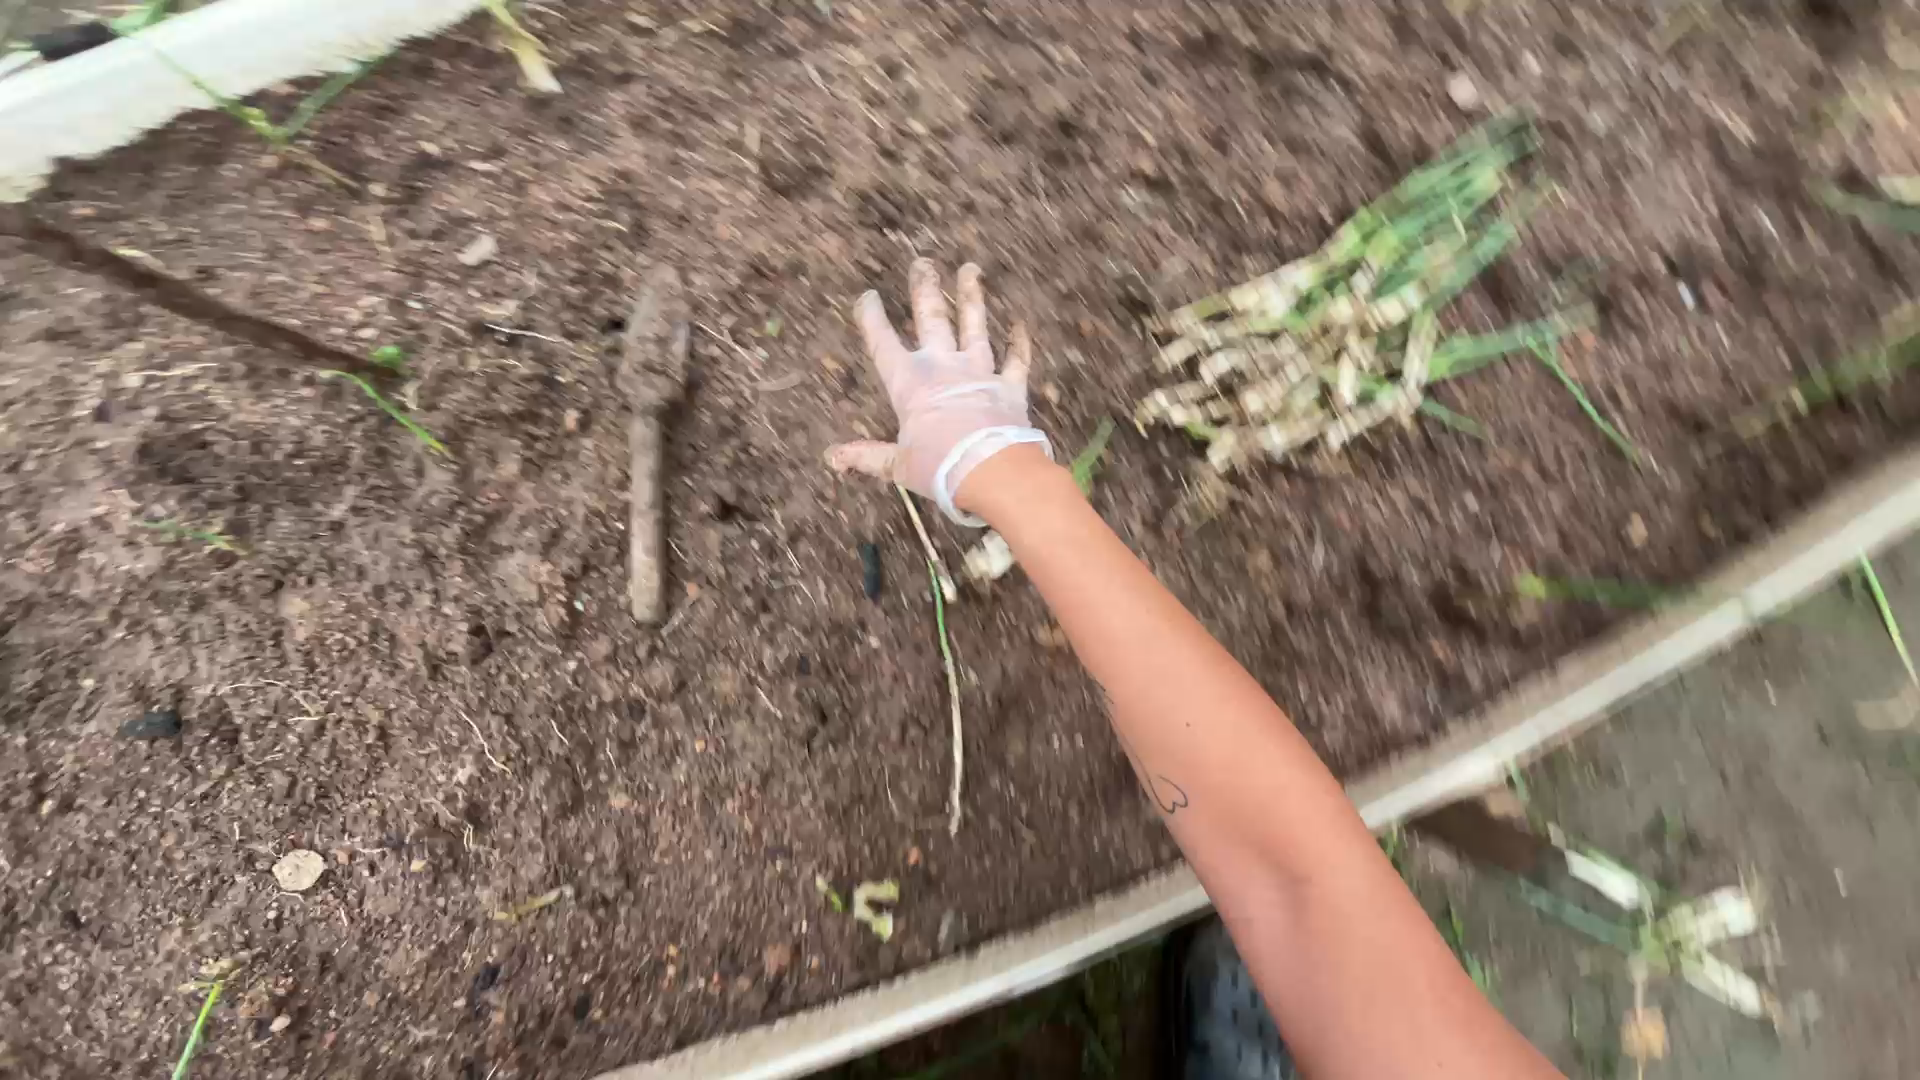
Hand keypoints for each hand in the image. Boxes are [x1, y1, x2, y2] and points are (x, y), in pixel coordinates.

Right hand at [826, 258, 1051, 524]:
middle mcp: (943, 367)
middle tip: (923, 262)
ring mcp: (979, 372)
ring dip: (971, 297)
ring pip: (974, 325)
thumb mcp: (897, 465)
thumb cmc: (939, 468)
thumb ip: (866, 456)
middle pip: (931, 318)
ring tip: (970, 269)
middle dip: (925, 288)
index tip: (868, 297)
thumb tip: (832, 458)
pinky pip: (1017, 359)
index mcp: (909, 384)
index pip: (883, 342)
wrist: (991, 470)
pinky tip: (1019, 325)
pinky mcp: (1009, 386)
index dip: (872, 318)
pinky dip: (1019, 343)